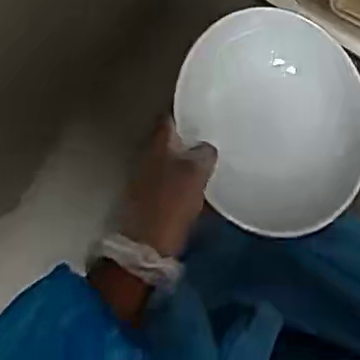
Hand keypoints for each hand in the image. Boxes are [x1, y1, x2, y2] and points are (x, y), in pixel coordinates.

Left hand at [120, 117, 215, 257]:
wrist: (142, 254)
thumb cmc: (169, 206)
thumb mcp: (195, 173)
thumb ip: (204, 153)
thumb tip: (207, 146)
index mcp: (159, 144)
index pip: (172, 115)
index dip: (189, 108)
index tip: (208, 105)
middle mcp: (150, 157)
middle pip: (175, 138)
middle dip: (194, 134)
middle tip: (217, 131)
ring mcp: (148, 180)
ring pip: (175, 159)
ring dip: (192, 157)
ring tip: (216, 157)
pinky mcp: (152, 201)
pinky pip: (175, 179)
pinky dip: (188, 178)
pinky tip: (204, 183)